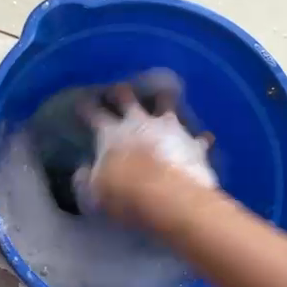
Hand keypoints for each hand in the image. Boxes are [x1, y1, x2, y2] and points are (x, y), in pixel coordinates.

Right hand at [76, 82, 219, 223]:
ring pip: (167, 105)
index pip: (94, 115)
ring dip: (164, 99)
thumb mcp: (92, 193)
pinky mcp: (193, 144)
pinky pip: (198, 138)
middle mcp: (140, 123)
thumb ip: (86, 179)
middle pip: (129, 100)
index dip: (87, 108)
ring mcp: (170, 129)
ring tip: (165, 94)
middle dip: (121, 92)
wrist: (168, 198)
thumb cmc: (124, 195)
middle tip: (118, 88)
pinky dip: (198, 139)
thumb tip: (83, 171)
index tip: (82, 101)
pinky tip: (204, 138)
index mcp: (111, 133)